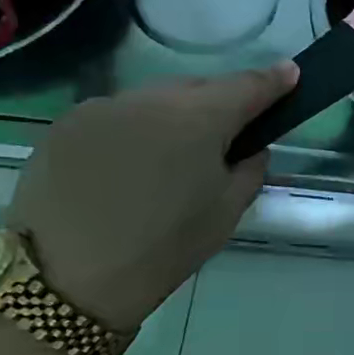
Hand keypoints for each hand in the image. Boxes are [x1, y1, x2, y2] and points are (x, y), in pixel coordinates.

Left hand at [5, 64, 297, 332]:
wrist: (64, 280)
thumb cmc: (162, 250)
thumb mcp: (225, 214)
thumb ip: (250, 169)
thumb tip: (251, 146)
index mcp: (198, 118)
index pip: (247, 86)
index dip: (274, 80)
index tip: (290, 74)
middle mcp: (151, 98)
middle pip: (198, 87)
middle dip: (219, 102)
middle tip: (226, 133)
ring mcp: (103, 106)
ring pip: (155, 99)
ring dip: (172, 116)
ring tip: (169, 158)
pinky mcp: (67, 122)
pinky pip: (117, 115)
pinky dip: (132, 129)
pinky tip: (125, 167)